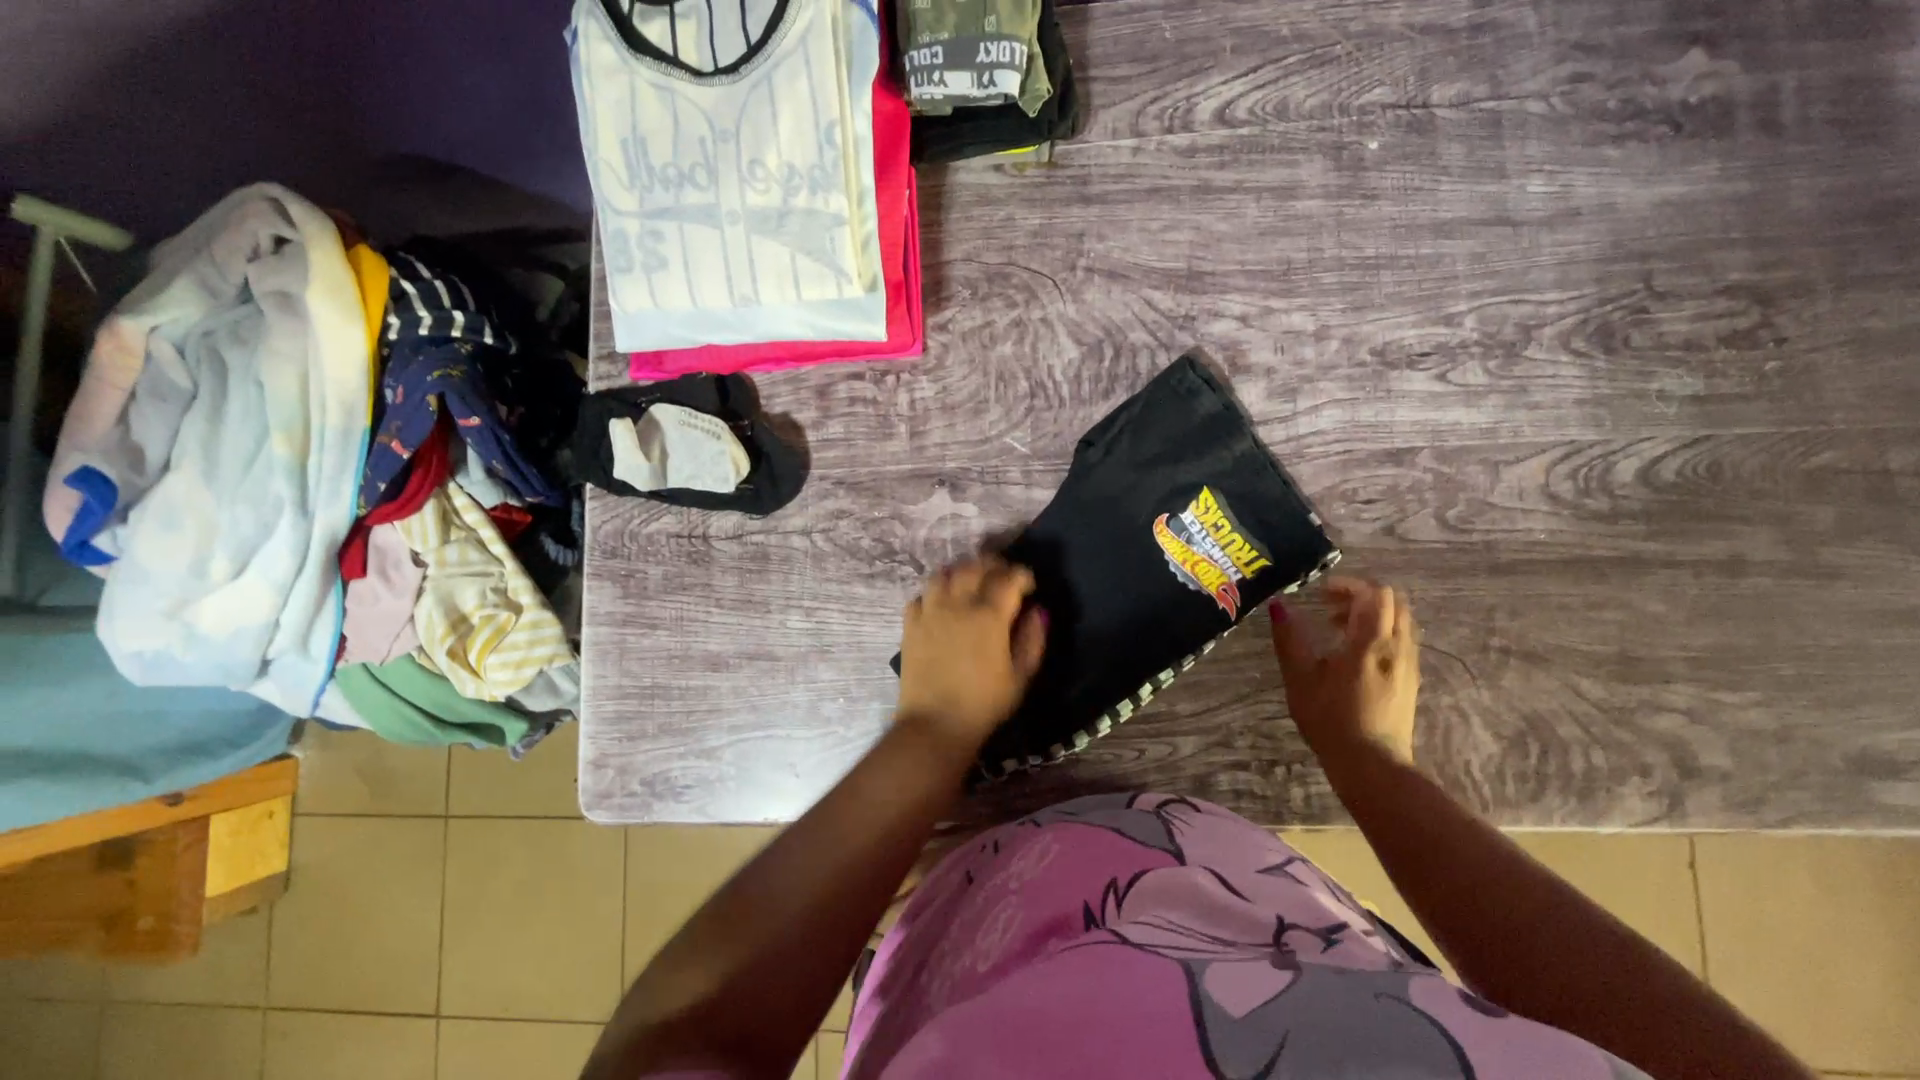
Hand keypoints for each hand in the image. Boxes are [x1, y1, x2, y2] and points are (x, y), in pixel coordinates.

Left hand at [897, 555, 1046, 749]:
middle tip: (1002, 576)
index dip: (1022, 575)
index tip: (1028, 584)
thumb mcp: (1021, 677)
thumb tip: (1037, 612)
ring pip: (943, 574)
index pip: (1008, 578)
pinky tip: (941, 604)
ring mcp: (930, 612)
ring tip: (969, 583)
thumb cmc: (984, 704)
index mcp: (989, 616)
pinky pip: (920, 595)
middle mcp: (958, 604)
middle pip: (974, 567)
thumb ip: (1032, 640)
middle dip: (992, 565)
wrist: (935, 724)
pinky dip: (933, 593)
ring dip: (960, 572)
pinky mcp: (910, 624)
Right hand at [1269, 576, 1419, 766]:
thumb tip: (1278, 605)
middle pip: (1393, 601)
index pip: (1374, 593)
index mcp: (1370, 642)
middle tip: (1330, 608)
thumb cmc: (1331, 721)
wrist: (1372, 765)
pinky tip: (1356, 656)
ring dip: (1373, 615)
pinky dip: (1381, 633)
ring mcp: (1409, 664)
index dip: (1348, 585)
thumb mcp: (1300, 679)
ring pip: (1401, 620)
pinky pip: (1402, 640)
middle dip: (1362, 596)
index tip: (1321, 594)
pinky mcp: (1411, 680)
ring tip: (1340, 631)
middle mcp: (1397, 646)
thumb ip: (1290, 639)